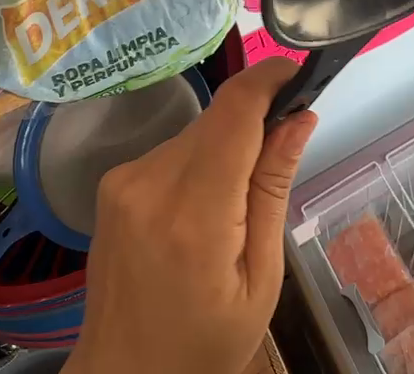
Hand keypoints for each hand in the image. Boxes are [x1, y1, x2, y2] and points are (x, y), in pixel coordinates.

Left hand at [64, 59, 317, 373]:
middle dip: (256, 121)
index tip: (299, 70)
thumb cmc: (205, 343)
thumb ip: (274, 189)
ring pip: (197, 132)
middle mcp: (150, 183)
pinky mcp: (112, 182)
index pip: (235, 111)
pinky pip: (173, 150)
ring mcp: (123, 180)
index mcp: (194, 214)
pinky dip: (200, 162)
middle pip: (217, 118)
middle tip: (284, 153)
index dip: (269, 78)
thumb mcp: (260, 278)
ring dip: (227, 146)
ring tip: (238, 204)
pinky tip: (204, 208)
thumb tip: (300, 116)